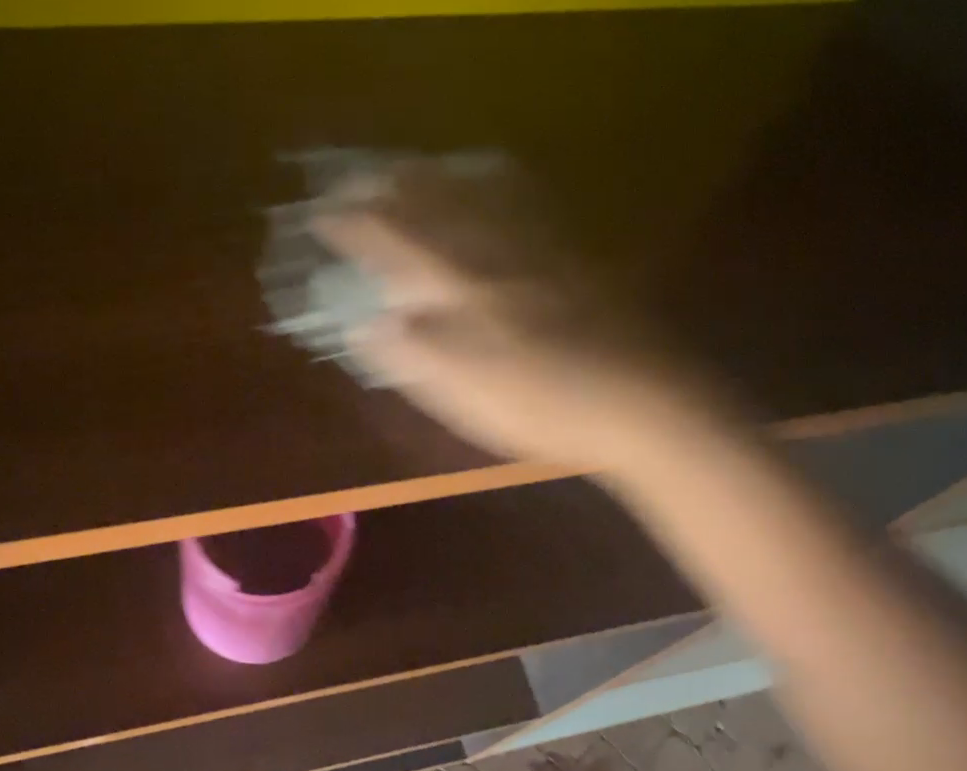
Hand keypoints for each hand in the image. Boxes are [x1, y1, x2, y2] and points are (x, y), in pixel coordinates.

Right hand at [314, 159, 722, 467]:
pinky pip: (528, 204)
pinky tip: (495, 181)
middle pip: (436, 208)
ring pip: (479, 198)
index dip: (356, 227)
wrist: (644, 401)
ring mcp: (540, 251)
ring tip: (411, 167)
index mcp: (462, 290)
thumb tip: (364, 327)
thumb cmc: (544, 407)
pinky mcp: (576, 256)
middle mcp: (496, 256)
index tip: (322, 214)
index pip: (396, 245)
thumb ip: (414, 356)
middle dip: (391, 191)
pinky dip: (498, 185)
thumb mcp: (466, 396)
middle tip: (356, 180)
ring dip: (438, 179)